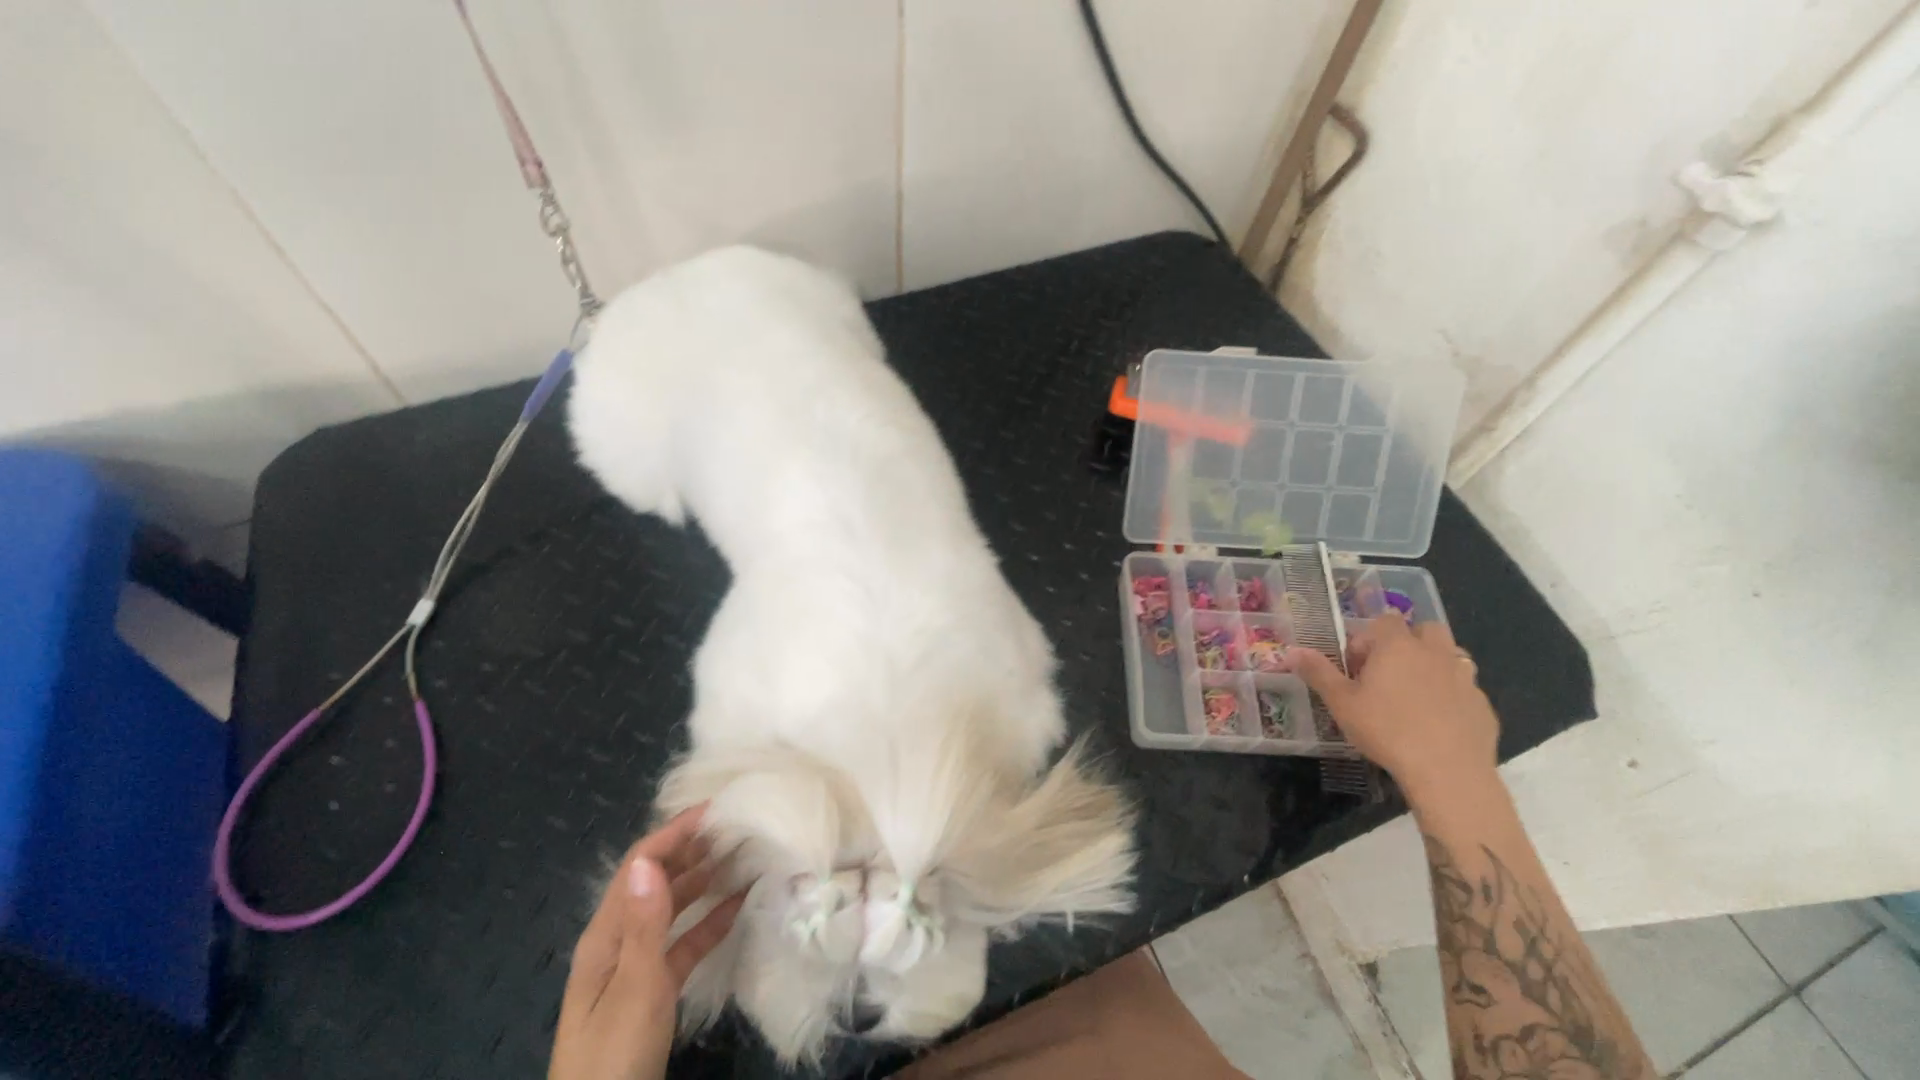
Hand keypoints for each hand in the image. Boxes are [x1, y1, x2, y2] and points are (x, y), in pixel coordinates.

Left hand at [549, 807, 747, 1079]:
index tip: (714, 808)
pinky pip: (683, 943)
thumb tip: (651, 859)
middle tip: (737, 826)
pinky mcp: (654, 990)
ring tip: (742, 856)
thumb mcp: (633, 990)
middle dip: (692, 850)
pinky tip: (738, 906)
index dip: (674, 833)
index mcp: (606, 935)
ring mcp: (635, 966)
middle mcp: (618, 941)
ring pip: (672, 909)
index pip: (640, 866)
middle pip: (656, 881)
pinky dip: (709, 922)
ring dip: (703, 881)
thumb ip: (645, 927)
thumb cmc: (613, 1054)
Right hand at [1285, 616, 1498, 803]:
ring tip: (1414, 695)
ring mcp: (1464, 676)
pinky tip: (1437, 723)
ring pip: (1450, 655)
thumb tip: (1292, 651)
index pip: (1383, 622)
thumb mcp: (1341, 703)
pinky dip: (1451, 695)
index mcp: (1398, 646)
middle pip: (1424, 629)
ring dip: (1432, 665)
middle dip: (1407, 642)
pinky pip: (1465, 688)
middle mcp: (1434, 652)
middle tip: (1388, 673)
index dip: (1366, 639)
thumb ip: (1318, 673)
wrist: (1448, 770)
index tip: (1355, 668)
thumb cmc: (1386, 730)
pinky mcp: (1482, 703)